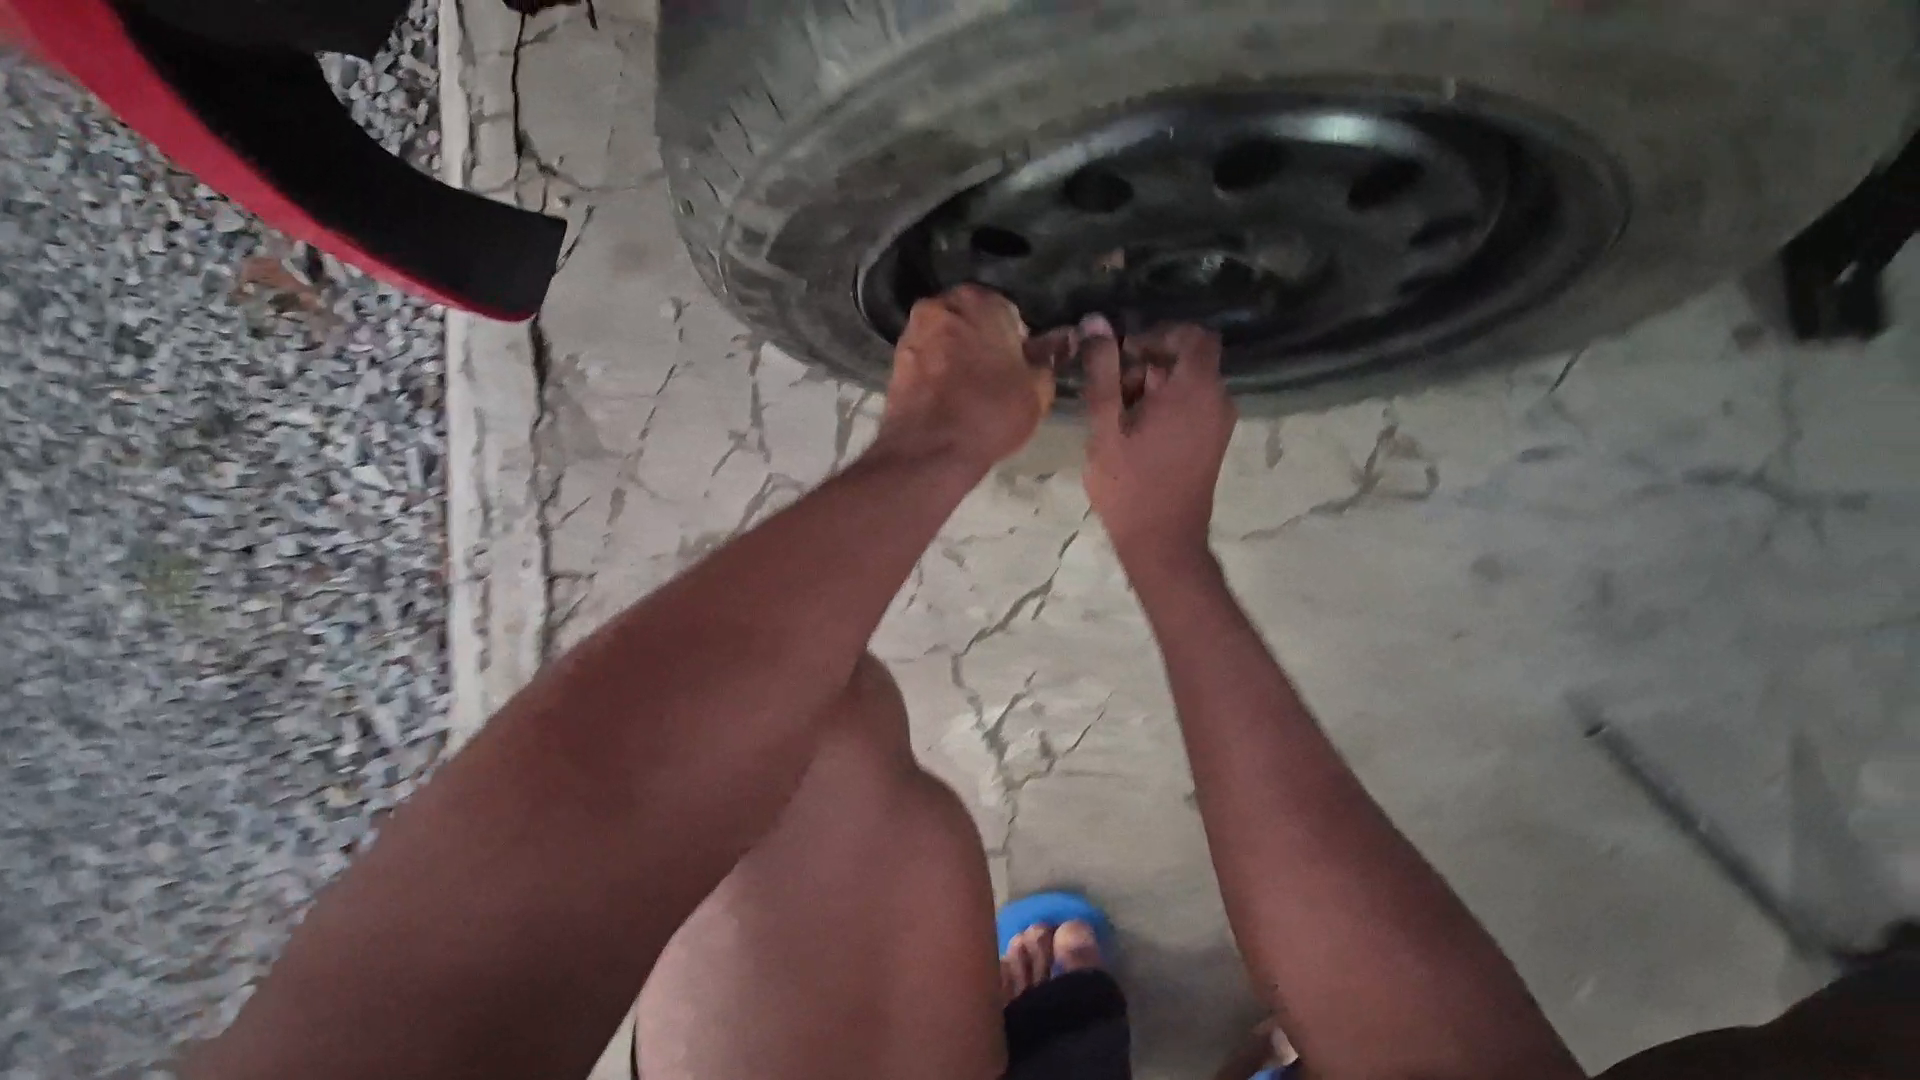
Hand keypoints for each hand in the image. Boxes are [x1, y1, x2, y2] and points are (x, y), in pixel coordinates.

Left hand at [877, 285, 1054, 467]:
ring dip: (960, 357)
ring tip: (972, 393)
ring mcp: (912, 332)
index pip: (1010, 312)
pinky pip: (928, 360)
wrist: (930, 452)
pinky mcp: (895, 361)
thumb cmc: (990, 414)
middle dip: (986, 343)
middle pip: (973, 321)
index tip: (1022, 368)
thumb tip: (1061, 340)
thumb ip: (1049, 358)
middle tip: (999, 380)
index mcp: (980, 300)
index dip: (1020, 342)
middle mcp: (941, 305)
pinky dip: (939, 373)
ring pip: (947, 339)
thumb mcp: (1036, 389)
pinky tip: (950, 400)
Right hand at [1081, 318, 1235, 564]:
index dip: (1158, 334)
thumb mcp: (1106, 427)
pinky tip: (1135, 432)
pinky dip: (1167, 406)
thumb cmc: (1130, 486)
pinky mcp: (1213, 442)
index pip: (1192, 335)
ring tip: (1119, 415)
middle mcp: (1218, 400)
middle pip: (1188, 359)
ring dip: (1154, 387)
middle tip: (1112, 389)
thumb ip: (1101, 372)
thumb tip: (1095, 322)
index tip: (1124, 354)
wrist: (1163, 542)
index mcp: (1196, 390)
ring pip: (1188, 384)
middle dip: (1149, 363)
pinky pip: (1194, 406)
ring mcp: (1220, 423)